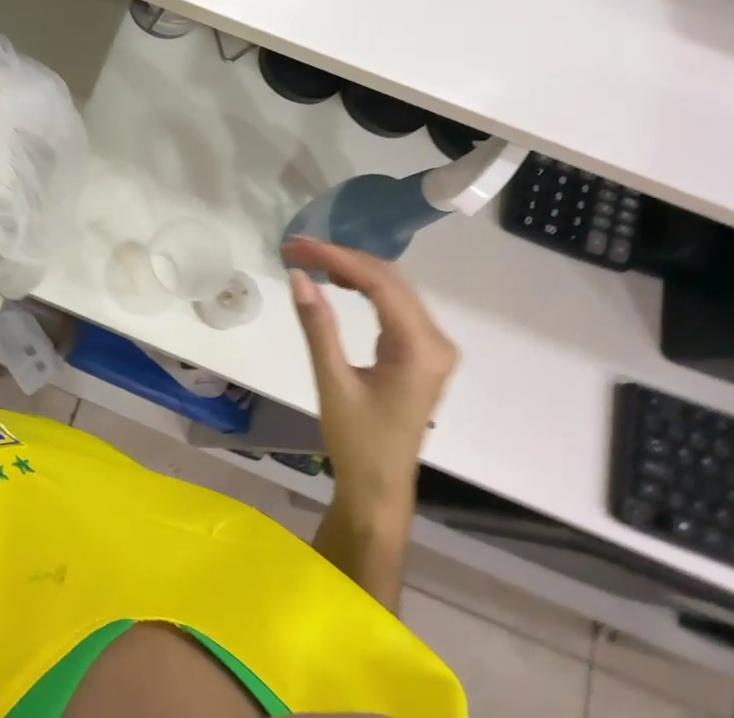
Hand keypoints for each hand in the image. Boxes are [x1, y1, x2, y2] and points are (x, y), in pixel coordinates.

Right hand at [284, 237, 458, 518]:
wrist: (379, 484)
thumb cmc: (356, 440)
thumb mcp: (332, 381)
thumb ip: (318, 326)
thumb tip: (299, 276)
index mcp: (421, 348)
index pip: (380, 284)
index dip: (338, 258)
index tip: (298, 248)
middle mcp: (436, 341)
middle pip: (391, 281)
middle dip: (344, 259)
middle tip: (297, 249)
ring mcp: (432, 348)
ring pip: (395, 291)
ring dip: (354, 271)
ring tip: (311, 260)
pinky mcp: (421, 354)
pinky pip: (395, 308)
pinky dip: (365, 290)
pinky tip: (339, 283)